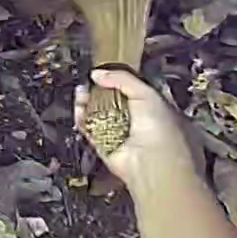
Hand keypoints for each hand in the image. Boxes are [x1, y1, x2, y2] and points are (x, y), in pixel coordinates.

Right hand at [82, 67, 195, 195]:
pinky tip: (78, 107)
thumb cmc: (158, 127)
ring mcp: (120, 136)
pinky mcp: (104, 147)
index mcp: (155, 111)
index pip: (134, 92)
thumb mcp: (147, 94)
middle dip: (100, 91)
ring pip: (99, 116)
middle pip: (113, 103)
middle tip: (89, 83)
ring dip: (88, 103)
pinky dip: (83, 119)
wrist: (152, 163)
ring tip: (80, 92)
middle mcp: (138, 124)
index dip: (118, 83)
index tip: (105, 75)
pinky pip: (91, 130)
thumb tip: (95, 73)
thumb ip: (122, 79)